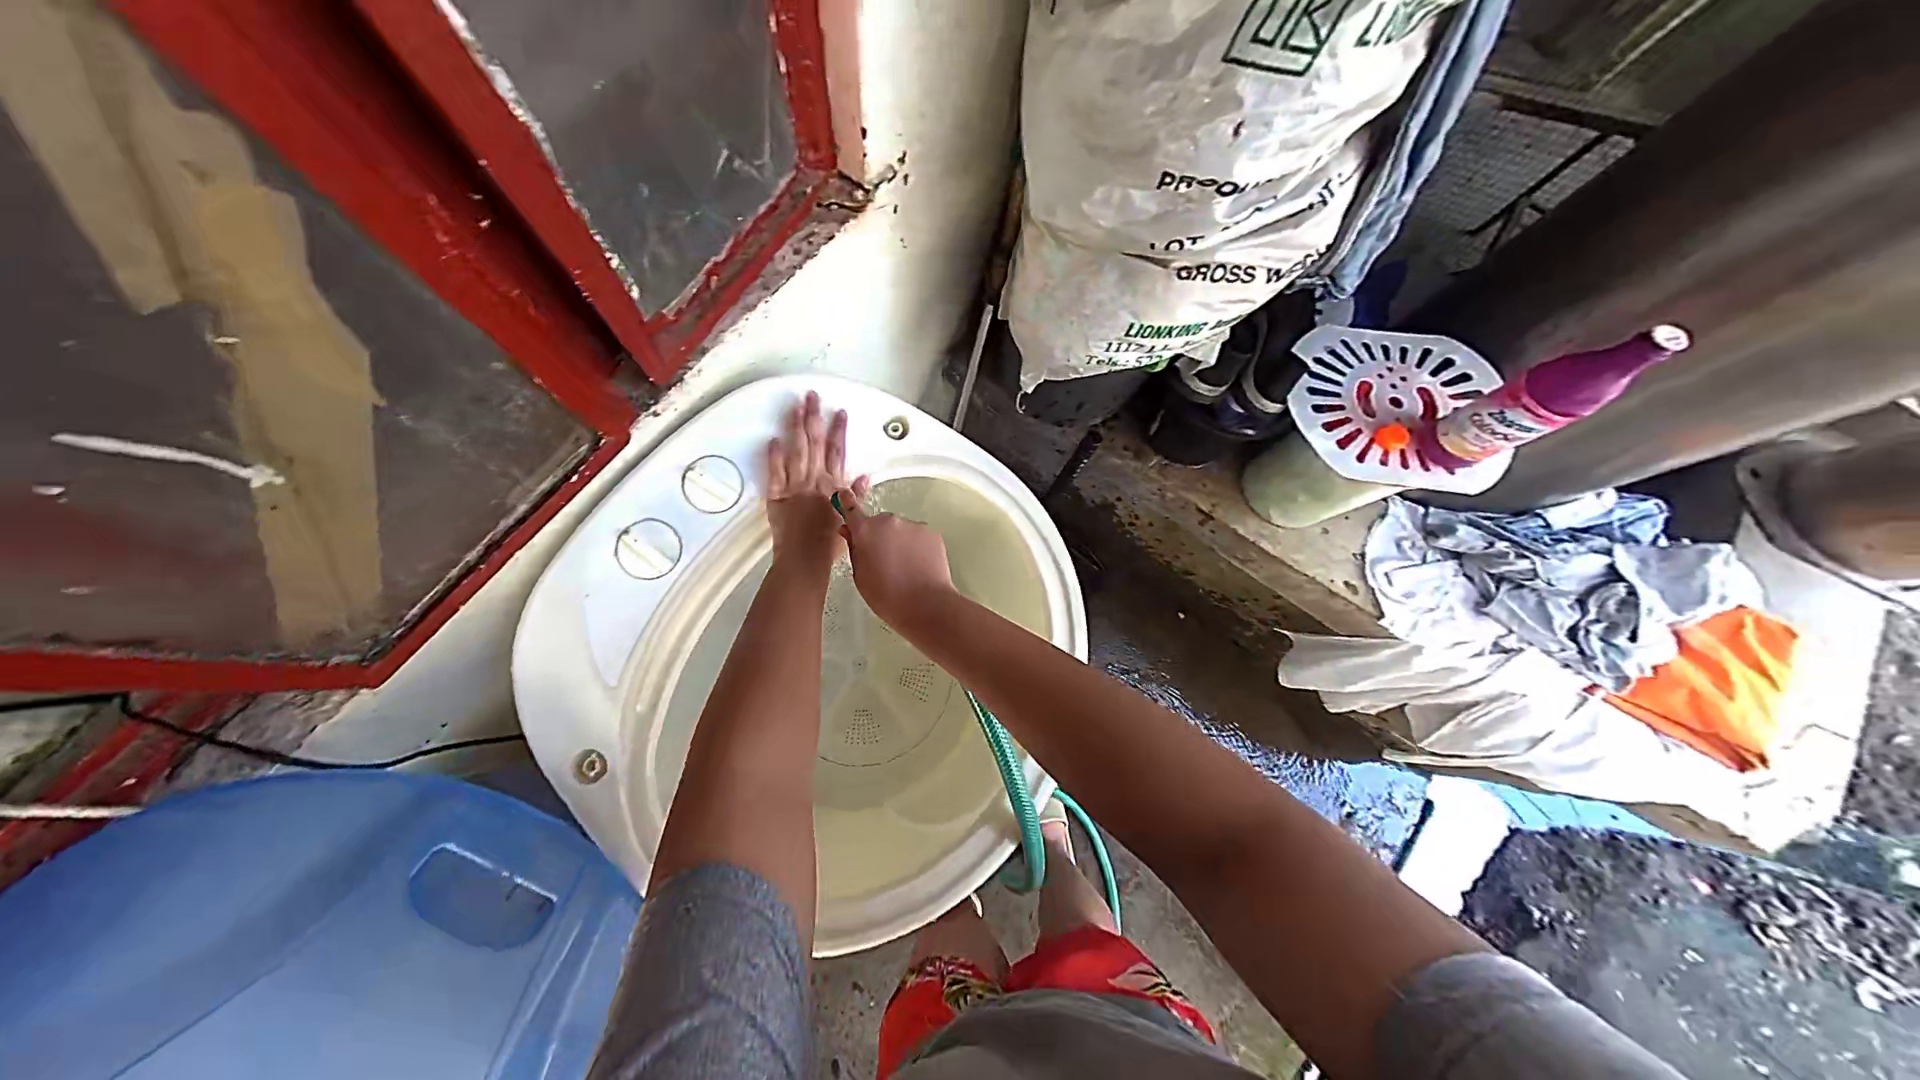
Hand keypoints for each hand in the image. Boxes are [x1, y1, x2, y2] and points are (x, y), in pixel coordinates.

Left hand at [767, 391, 867, 567]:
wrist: (806, 559)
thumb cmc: (828, 545)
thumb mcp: (849, 520)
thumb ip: (855, 496)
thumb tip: (864, 478)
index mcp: (833, 486)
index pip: (837, 452)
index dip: (839, 431)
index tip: (839, 412)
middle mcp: (815, 481)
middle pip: (815, 444)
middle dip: (814, 418)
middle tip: (812, 396)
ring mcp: (795, 487)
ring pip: (796, 451)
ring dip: (796, 427)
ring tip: (795, 407)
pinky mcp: (777, 497)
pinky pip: (775, 473)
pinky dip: (773, 456)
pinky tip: (773, 438)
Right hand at [835, 491, 958, 631]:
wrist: (925, 604)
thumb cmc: (887, 596)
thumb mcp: (860, 576)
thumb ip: (854, 549)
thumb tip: (849, 531)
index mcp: (866, 531)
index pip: (851, 509)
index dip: (847, 501)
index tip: (844, 494)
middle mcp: (889, 522)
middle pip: (880, 524)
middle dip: (880, 536)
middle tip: (883, 562)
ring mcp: (912, 525)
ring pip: (901, 530)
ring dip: (900, 542)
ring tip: (904, 569)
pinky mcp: (932, 533)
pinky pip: (919, 536)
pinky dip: (917, 547)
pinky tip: (918, 566)